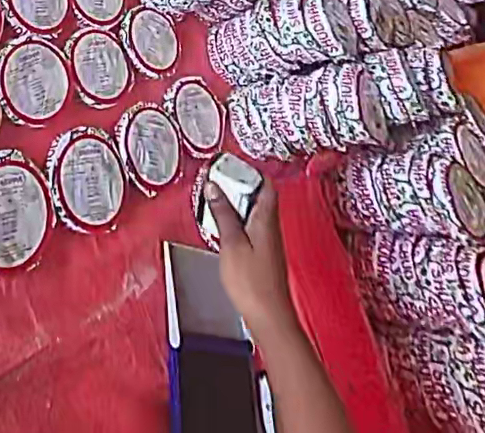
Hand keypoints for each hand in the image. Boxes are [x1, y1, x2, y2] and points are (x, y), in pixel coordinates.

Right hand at [208, 181, 297, 340]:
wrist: (269, 318)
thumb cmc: (252, 282)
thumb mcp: (230, 243)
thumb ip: (222, 213)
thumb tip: (213, 186)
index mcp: (266, 219)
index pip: (266, 184)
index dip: (251, 170)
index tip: (231, 165)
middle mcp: (271, 227)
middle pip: (260, 195)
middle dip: (240, 185)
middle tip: (219, 180)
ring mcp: (269, 242)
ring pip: (255, 211)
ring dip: (237, 203)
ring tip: (216, 200)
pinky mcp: (264, 255)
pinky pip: (251, 226)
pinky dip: (238, 220)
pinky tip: (224, 227)